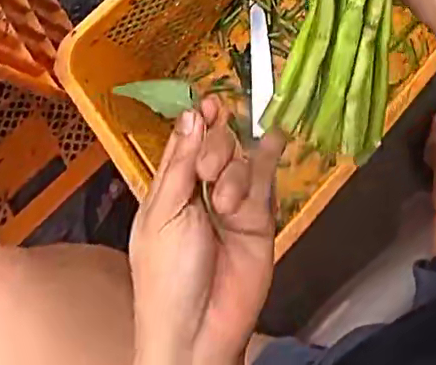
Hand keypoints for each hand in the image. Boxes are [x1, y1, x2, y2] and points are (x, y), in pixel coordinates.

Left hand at [129, 95, 283, 364]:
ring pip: (241, 157)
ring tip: (224, 204)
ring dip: (234, 173)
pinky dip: (264, 163)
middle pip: (217, 142)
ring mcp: (233, 200)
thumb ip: (181, 162)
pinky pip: (264, 178)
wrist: (199, 333)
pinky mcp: (260, 215)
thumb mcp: (163, 214)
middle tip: (208, 169)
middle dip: (216, 146)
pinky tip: (272, 140)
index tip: (209, 102)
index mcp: (172, 186)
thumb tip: (191, 115)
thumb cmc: (165, 278)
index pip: (187, 139)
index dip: (198, 119)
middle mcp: (203, 188)